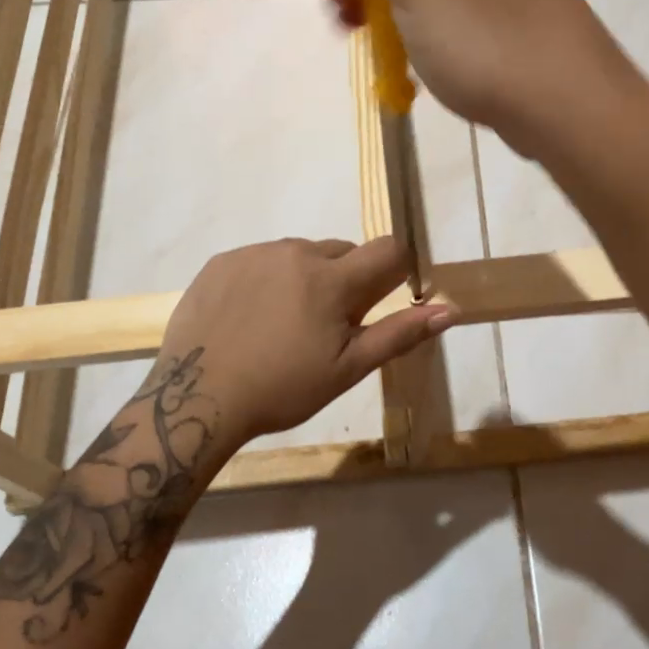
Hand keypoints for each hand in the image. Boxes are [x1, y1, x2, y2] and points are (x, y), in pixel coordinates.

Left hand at [158, 237, 455, 438]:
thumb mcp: (347, 370)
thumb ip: (399, 334)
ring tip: (285, 324)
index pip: (387, 250)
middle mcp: (295, 252)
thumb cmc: (282, 389)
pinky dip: (267, 279)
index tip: (384, 298)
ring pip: (300, 254)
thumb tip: (451, 309)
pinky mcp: (220, 262)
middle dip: (347, 280)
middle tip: (328, 326)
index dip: (397, 269)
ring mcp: (254, 253)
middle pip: (342, 251)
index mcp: (332, 279)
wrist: (197, 398)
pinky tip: (251, 317)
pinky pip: (260, 259)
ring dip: (306, 278)